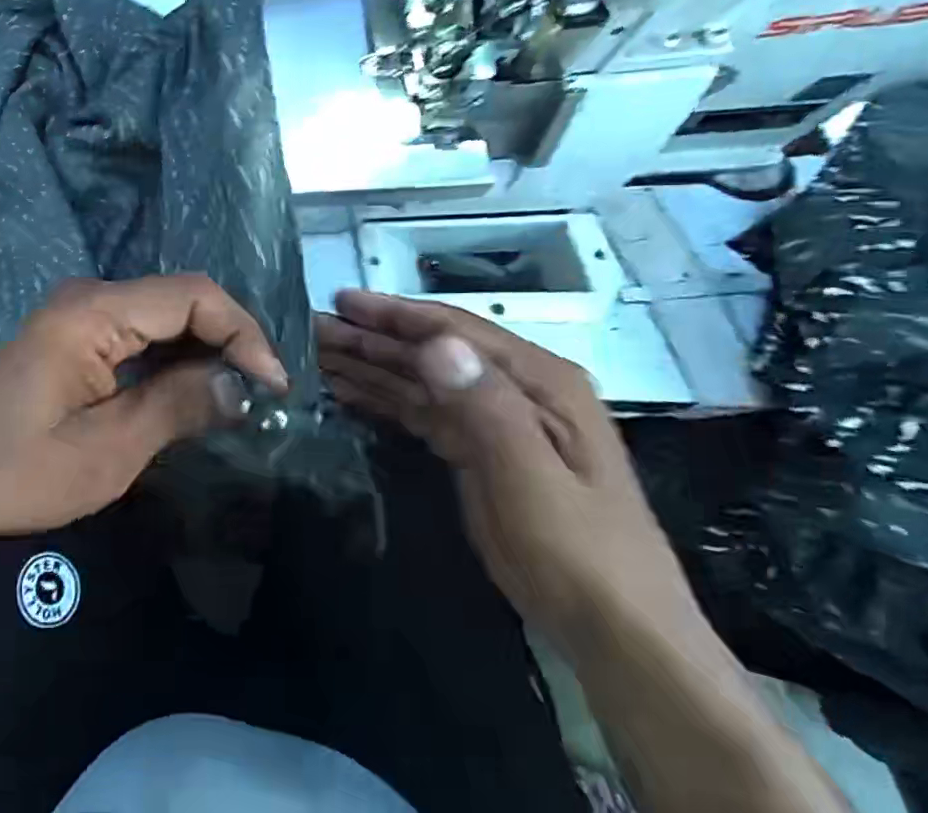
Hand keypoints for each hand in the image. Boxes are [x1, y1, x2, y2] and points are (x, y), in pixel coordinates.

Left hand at [0, 275, 287, 552]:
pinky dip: (175, 358)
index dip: (243, 332)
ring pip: (164, 316)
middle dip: (229, 340)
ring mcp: (76, 315)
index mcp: (91, 313)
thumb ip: (180, 405)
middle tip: (262, 392)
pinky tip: (195, 390)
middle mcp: (86, 298)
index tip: (273, 383)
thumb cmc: (19, 475)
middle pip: (181, 300)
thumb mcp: (109, 449)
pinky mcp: (73, 337)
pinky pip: (140, 334)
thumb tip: (243, 385)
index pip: (192, 296)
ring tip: (239, 393)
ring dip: (205, 350)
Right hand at [316, 289, 694, 644]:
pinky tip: (352, 395)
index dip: (396, 316)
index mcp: (539, 380)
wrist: (613, 625)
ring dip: (373, 368)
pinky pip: (426, 415)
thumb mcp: (533, 478)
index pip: (456, 331)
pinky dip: (387, 402)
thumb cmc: (579, 551)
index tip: (342, 302)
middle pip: (433, 352)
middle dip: (373, 340)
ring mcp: (498, 420)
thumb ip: (487, 408)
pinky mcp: (480, 452)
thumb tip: (436, 344)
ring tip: (319, 357)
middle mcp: (517, 388)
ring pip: (424, 382)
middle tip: (314, 330)